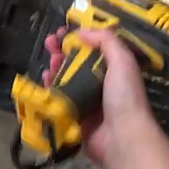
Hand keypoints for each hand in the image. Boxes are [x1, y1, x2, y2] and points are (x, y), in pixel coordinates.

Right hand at [42, 28, 168, 166]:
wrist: (122, 137)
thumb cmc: (124, 96)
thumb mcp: (122, 60)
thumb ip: (105, 40)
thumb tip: (82, 31)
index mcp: (116, 69)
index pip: (95, 48)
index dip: (80, 37)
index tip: (64, 31)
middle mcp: (102, 83)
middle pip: (78, 61)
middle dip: (63, 50)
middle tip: (50, 42)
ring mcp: (88, 100)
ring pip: (67, 78)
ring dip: (56, 66)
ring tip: (49, 60)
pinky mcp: (75, 116)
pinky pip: (60, 98)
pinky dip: (51, 87)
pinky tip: (44, 79)